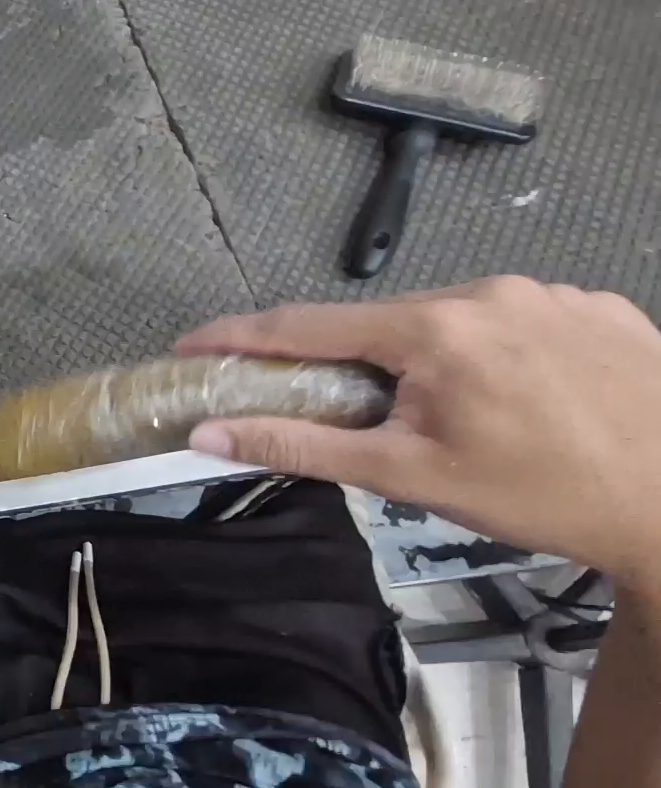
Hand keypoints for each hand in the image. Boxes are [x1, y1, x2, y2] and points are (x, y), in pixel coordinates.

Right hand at [176, 276, 660, 589]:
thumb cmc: (542, 495)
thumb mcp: (403, 474)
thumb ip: (297, 446)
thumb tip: (205, 435)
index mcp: (435, 329)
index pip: (305, 323)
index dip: (237, 334)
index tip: (189, 344)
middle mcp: (490, 293)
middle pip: (372, 321)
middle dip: (328, 355)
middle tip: (310, 399)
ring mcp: (552, 294)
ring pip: (436, 319)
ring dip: (401, 354)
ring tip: (414, 408)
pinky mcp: (598, 308)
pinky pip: (498, 320)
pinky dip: (467, 350)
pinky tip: (490, 393)